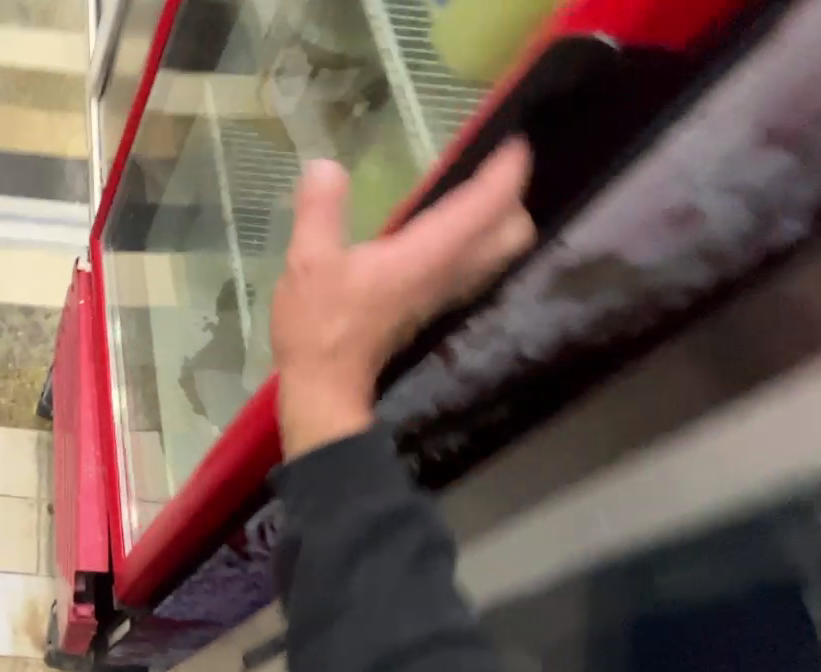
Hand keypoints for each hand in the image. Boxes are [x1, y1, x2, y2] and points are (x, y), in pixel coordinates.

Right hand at [272, 140, 536, 458]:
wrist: (323, 386)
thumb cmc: (319, 326)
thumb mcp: (307, 263)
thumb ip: (320, 211)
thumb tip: (324, 166)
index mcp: (430, 252)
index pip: (492, 199)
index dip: (508, 165)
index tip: (509, 137)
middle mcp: (449, 271)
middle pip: (512, 230)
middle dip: (510, 197)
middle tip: (486, 174)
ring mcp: (441, 295)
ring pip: (498, 254)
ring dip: (496, 225)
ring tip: (471, 202)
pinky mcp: (427, 311)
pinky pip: (472, 271)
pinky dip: (473, 248)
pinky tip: (444, 242)